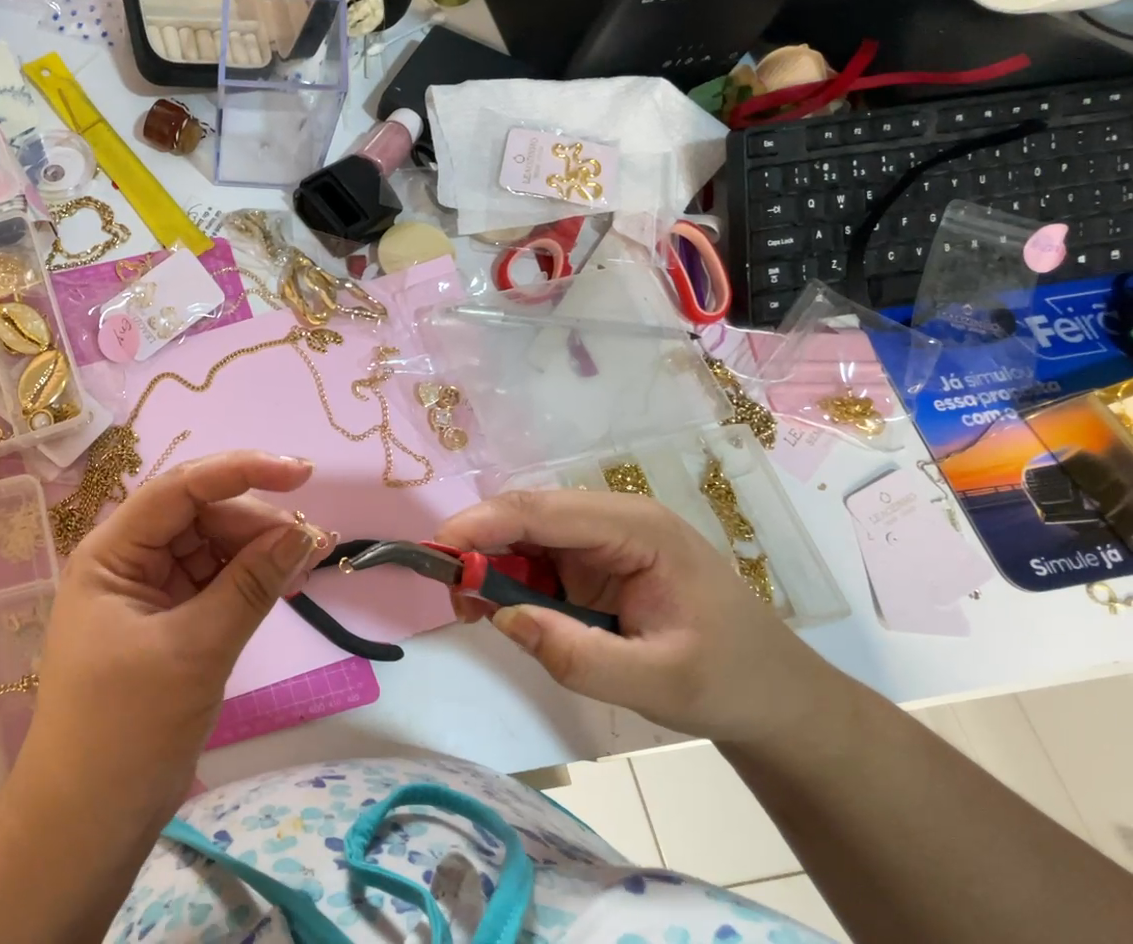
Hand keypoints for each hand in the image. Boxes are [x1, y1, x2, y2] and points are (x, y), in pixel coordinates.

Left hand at [12, 451, 327, 824]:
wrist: (90, 814)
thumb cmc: (128, 725)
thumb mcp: (195, 648)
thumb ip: (250, 585)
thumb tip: (304, 532)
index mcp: (111, 554)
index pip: (178, 490)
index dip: (239, 471)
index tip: (303, 473)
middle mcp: (125, 563)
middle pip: (197, 517)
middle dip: (253, 521)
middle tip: (312, 543)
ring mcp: (146, 595)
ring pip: (208, 549)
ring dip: (255, 550)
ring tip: (307, 563)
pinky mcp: (166, 626)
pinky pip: (211, 585)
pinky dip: (246, 581)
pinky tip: (283, 582)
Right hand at [435, 489, 844, 742]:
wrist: (775, 698)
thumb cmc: (729, 682)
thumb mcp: (658, 682)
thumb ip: (579, 656)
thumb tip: (500, 618)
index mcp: (638, 530)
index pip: (541, 511)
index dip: (480, 525)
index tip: (433, 554)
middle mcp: (613, 522)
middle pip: (523, 516)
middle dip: (476, 547)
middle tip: (453, 599)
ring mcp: (601, 541)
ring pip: (520, 536)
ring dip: (488, 567)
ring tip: (475, 612)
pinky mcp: (591, 564)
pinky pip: (532, 560)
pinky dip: (506, 583)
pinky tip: (505, 613)